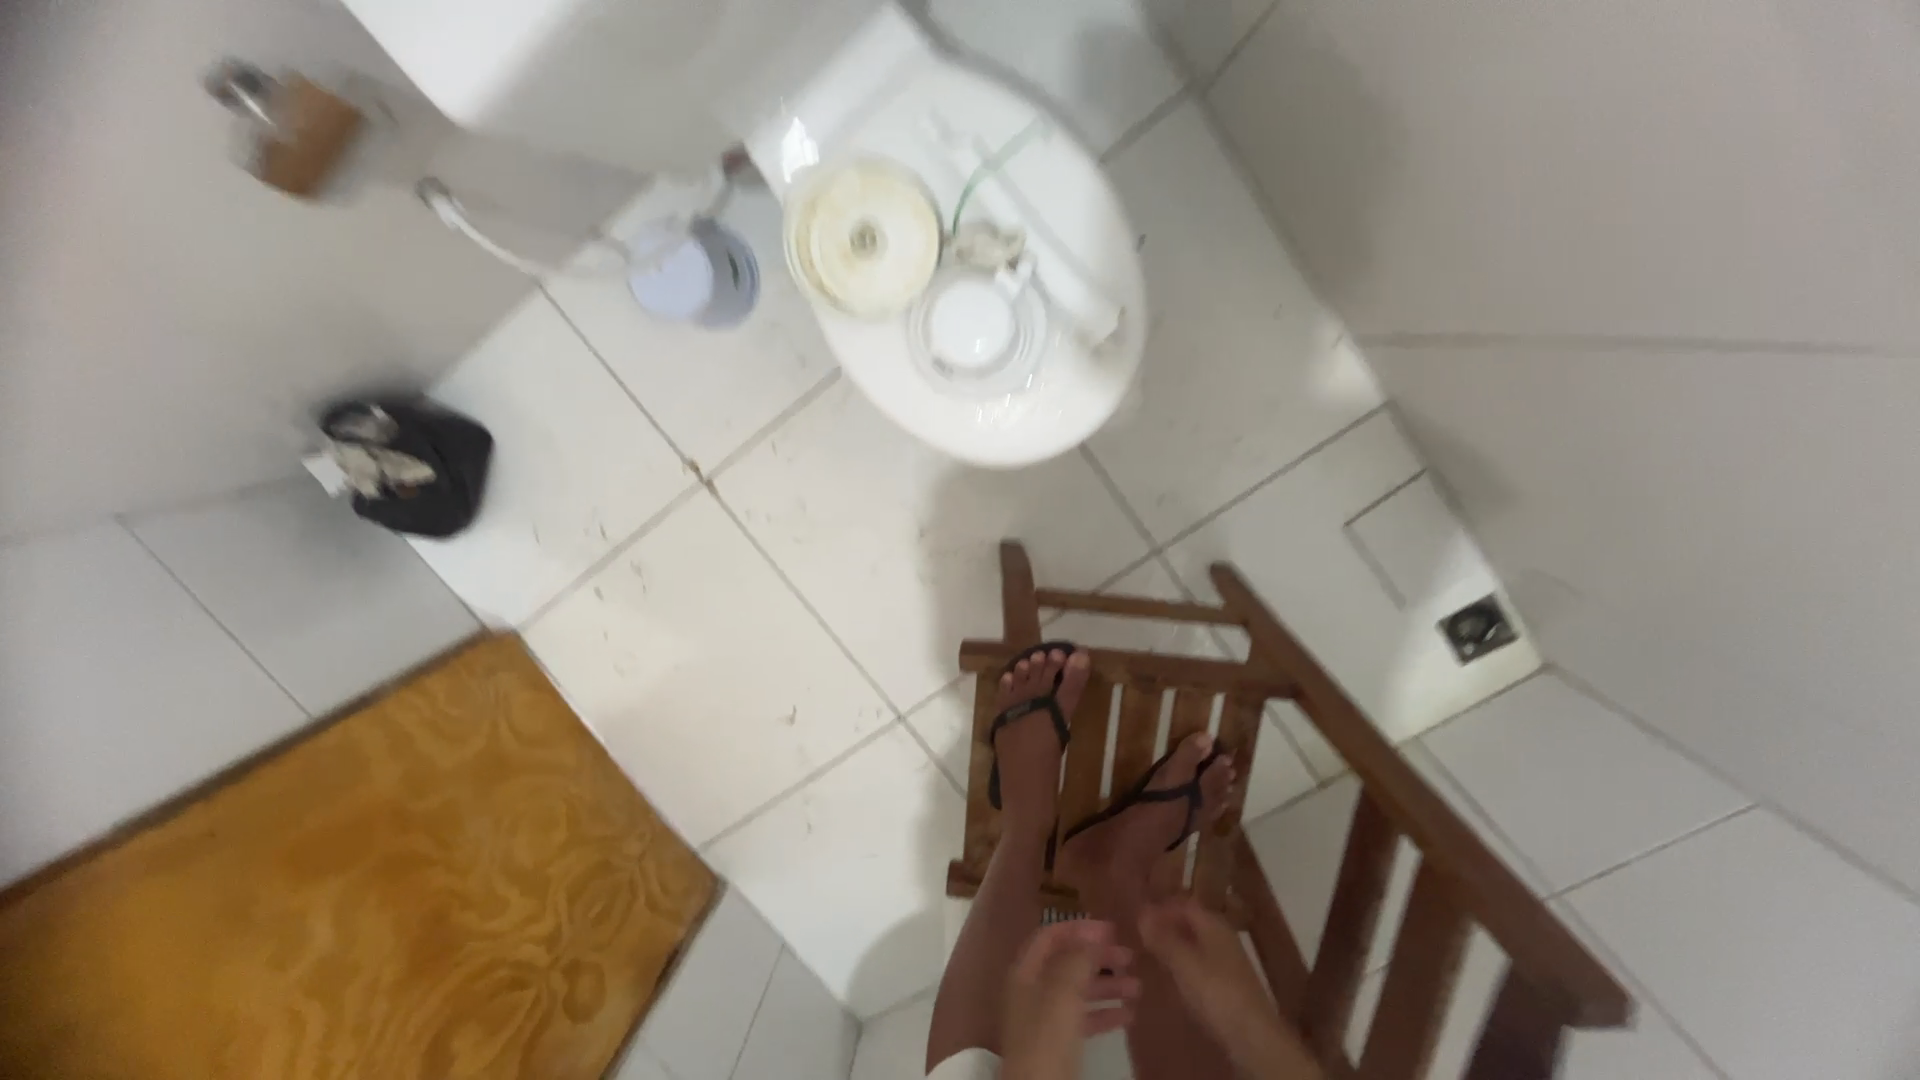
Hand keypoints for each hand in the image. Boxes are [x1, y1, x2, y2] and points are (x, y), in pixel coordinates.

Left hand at [1001, 920, 1140, 1079]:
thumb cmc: (1047, 1037)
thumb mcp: (1062, 992)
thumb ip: (1077, 959)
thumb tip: (1093, 934)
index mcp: (1026, 971)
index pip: (1051, 935)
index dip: (1080, 929)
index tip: (1112, 930)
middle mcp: (1033, 990)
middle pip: (1067, 962)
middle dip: (1099, 957)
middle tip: (1130, 957)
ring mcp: (1045, 1018)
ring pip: (1078, 992)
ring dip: (1107, 986)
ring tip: (1137, 988)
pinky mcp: (1058, 1044)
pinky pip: (1083, 1020)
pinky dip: (1104, 1014)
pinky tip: (1128, 1016)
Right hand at [1140, 897, 1322, 1078]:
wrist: (1253, 1036)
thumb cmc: (1216, 991)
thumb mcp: (1183, 963)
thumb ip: (1162, 938)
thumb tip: (1142, 913)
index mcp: (1214, 925)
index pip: (1185, 904)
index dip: (1162, 907)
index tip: (1139, 916)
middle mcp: (1223, 938)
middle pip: (1192, 923)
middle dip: (1167, 926)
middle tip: (1142, 935)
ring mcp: (1227, 962)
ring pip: (1196, 945)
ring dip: (1175, 946)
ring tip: (1151, 954)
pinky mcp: (1228, 985)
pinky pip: (1201, 965)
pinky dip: (1184, 965)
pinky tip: (1173, 977)